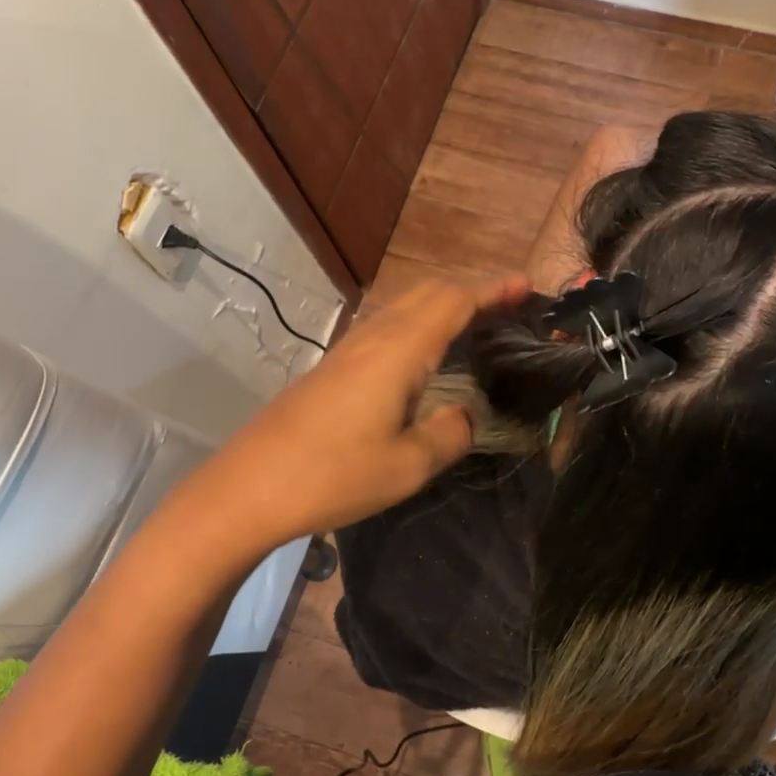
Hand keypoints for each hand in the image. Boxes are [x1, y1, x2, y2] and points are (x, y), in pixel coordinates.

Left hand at [174, 276, 528, 549]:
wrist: (248, 488)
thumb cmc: (333, 476)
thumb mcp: (408, 466)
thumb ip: (450, 435)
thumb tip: (465, 417)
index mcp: (400, 351)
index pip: (455, 301)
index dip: (494, 291)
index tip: (527, 287)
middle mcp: (376, 337)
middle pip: (430, 293)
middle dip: (474, 293)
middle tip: (510, 310)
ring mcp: (350, 349)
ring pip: (407, 308)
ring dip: (446, 308)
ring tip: (478, 330)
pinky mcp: (335, 367)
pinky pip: (390, 329)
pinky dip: (422, 328)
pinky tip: (429, 360)